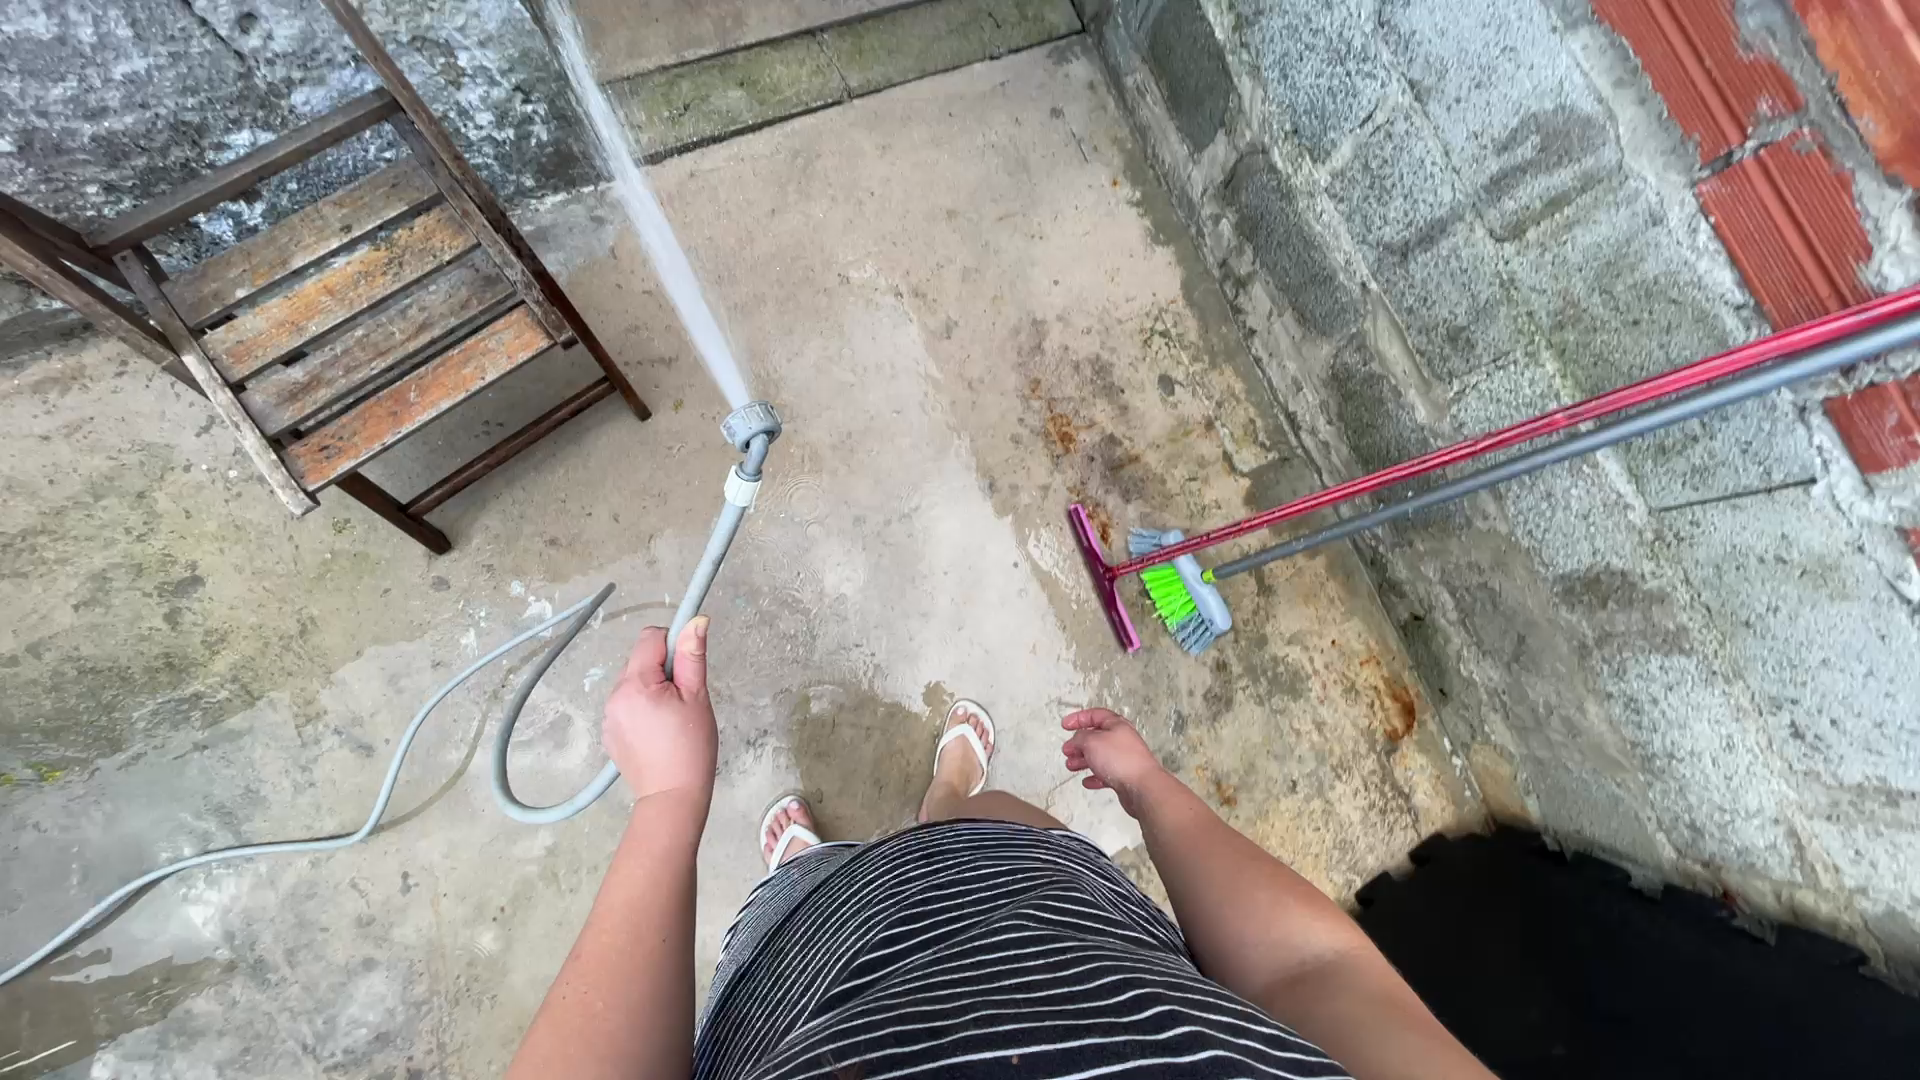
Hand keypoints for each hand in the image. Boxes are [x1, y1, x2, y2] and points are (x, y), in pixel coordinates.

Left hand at [602, 616, 716, 805]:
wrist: (673, 795)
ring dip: (652, 689)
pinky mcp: (609, 733)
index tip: (688, 666)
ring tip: (672, 717)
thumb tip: (696, 621)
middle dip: (663, 670)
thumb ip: (692, 656)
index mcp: (635, 685)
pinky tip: (659, 731)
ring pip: (633, 683)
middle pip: (640, 661)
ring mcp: (608, 717)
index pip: (650, 638)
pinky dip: (642, 708)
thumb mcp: (697, 696)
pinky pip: (626, 705)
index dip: (673, 644)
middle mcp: (613, 697)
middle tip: (684, 698)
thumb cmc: (691, 746)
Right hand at [1061, 709, 1168, 817]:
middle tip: (1067, 750)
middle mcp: (1121, 740)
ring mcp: (1124, 759)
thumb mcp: (1091, 742)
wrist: (1142, 787)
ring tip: (1071, 766)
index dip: (1079, 718)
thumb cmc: (1118, 759)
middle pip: (1096, 737)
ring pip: (1100, 756)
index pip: (1095, 715)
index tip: (1065, 725)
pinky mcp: (1125, 776)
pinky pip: (1106, 774)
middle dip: (1079, 743)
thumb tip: (1077, 740)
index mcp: (1116, 725)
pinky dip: (1095, 776)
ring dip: (1084, 760)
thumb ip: (1080, 737)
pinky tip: (1087, 781)